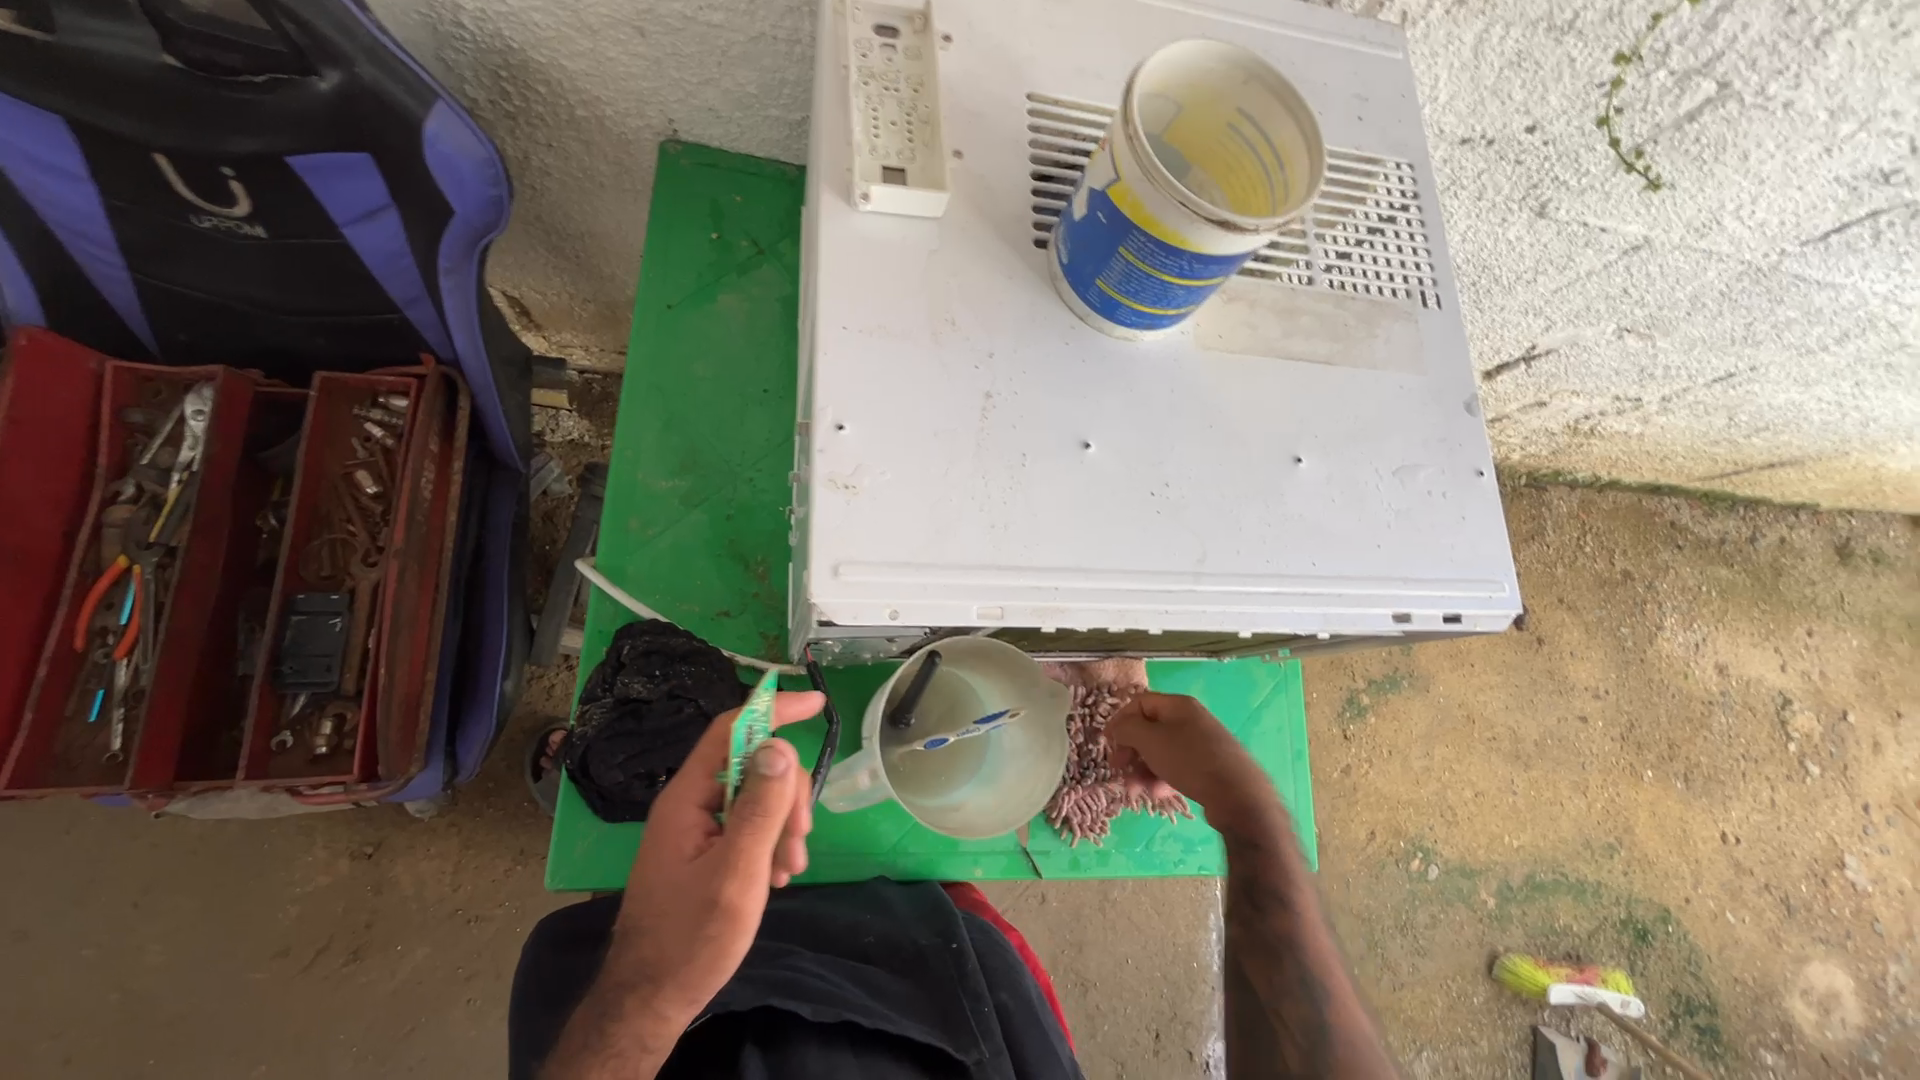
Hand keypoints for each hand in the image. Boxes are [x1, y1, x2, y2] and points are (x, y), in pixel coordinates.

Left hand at [608, 690, 824, 1025]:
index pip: (731, 730)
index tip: (817, 705)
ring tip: (789, 869)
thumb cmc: (691, 939)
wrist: (652, 999)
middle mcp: (690, 803)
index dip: (773, 711)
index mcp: (687, 798)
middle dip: (786, 794)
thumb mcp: (736, 873)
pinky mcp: (706, 849)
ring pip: (757, 796)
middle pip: (754, 765)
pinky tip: (778, 875)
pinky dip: (771, 842)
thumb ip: (759, 808)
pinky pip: (749, 824)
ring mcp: (697, 826)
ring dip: (782, 824)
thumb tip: (780, 745)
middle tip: (799, 838)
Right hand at [1106, 692, 1278, 827]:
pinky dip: (1162, 778)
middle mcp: (1190, 720)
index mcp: (1178, 705)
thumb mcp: (1150, 740)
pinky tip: (1160, 794)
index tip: (1107, 743)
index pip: (1139, 703)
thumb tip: (1117, 727)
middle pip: (1149, 729)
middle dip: (1130, 751)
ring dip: (1143, 769)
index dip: (1119, 721)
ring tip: (1137, 790)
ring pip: (1161, 752)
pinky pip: (1176, 767)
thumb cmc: (1190, 761)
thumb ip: (1127, 729)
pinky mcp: (1208, 767)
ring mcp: (1201, 744)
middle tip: (1119, 770)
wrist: (1238, 795)